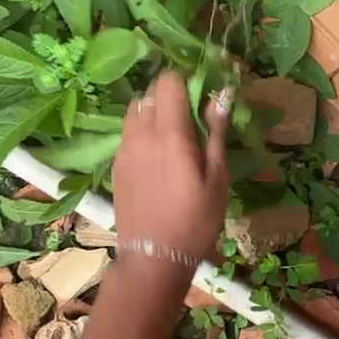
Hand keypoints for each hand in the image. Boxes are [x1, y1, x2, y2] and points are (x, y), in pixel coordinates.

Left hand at [113, 72, 230, 269]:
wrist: (154, 258)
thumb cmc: (196, 221)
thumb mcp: (218, 178)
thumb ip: (216, 133)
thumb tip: (222, 96)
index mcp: (170, 133)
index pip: (169, 81)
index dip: (186, 81)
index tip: (202, 96)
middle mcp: (141, 134)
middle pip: (150, 92)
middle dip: (170, 94)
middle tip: (191, 115)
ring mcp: (124, 149)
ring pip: (135, 110)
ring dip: (153, 110)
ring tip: (172, 134)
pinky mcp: (115, 164)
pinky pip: (128, 132)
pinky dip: (142, 130)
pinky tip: (157, 155)